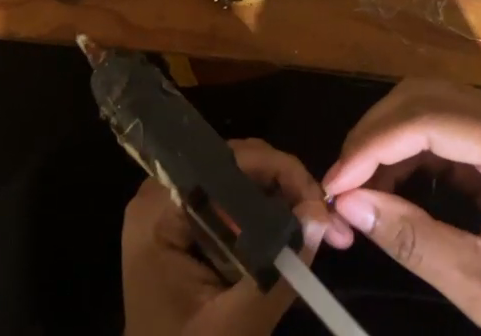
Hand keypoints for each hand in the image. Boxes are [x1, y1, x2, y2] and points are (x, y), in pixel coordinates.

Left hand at [122, 139, 351, 335]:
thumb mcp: (234, 326)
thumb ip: (278, 271)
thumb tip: (320, 214)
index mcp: (157, 211)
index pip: (223, 161)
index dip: (275, 168)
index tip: (314, 200)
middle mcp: (160, 196)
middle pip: (232, 164)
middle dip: (283, 184)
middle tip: (324, 220)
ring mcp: (170, 209)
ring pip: (237, 181)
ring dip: (279, 200)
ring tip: (317, 229)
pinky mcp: (184, 226)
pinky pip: (230, 203)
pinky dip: (264, 216)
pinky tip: (290, 238)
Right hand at [323, 80, 480, 335]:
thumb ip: (413, 240)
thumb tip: (345, 201)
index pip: (427, 117)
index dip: (372, 145)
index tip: (333, 183)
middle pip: (425, 98)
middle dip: (375, 136)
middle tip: (340, 185)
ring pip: (430, 107)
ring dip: (388, 141)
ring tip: (358, 189)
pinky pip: (445, 130)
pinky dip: (409, 153)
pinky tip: (389, 187)